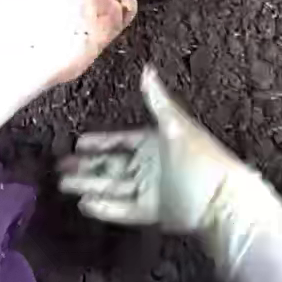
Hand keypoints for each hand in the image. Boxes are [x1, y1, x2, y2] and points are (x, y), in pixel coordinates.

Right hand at [58, 67, 281, 271]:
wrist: (222, 200)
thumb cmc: (199, 159)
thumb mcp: (175, 126)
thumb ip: (156, 101)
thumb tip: (147, 68)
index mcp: (153, 142)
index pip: (119, 141)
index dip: (98, 142)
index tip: (76, 142)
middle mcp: (148, 164)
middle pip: (110, 165)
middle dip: (85, 167)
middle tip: (59, 168)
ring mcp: (150, 189)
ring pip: (112, 186)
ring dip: (89, 185)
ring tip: (63, 185)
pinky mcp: (153, 212)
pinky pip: (123, 208)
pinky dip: (105, 207)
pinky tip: (85, 205)